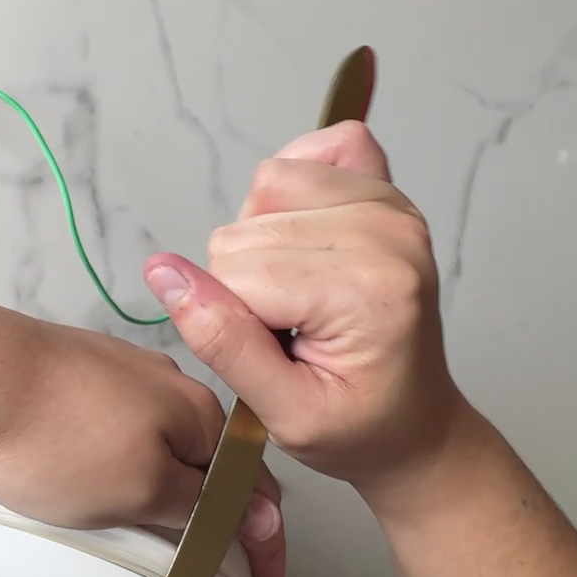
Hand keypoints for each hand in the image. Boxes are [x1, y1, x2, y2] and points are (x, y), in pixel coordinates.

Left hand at [0, 298, 285, 576]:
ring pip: (156, 436)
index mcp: (195, 410)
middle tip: (204, 554)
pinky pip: (113, 421)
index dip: (264, 537)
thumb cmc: (53, 438)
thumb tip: (257, 511)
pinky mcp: (70, 368)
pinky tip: (97, 472)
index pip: (252, 482)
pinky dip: (121, 456)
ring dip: (164, 479)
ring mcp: (113, 368)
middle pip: (205, 454)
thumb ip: (202, 502)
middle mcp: (163, 380)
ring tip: (150, 520)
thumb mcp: (140, 488)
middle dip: (214, 505)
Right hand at [142, 122, 472, 505]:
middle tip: (287, 326)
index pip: (233, 271)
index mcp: (366, 290)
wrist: (416, 422)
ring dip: (260, 237)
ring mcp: (390, 204)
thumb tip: (161, 271)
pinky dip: (291, 188)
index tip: (275, 352)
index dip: (231, 318)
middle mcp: (385, 231)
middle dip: (243, 282)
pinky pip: (316, 149)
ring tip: (296, 288)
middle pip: (243, 230)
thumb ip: (221, 339)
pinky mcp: (386, 190)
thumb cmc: (357, 427)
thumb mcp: (282, 412)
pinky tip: (304, 236)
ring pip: (265, 187)